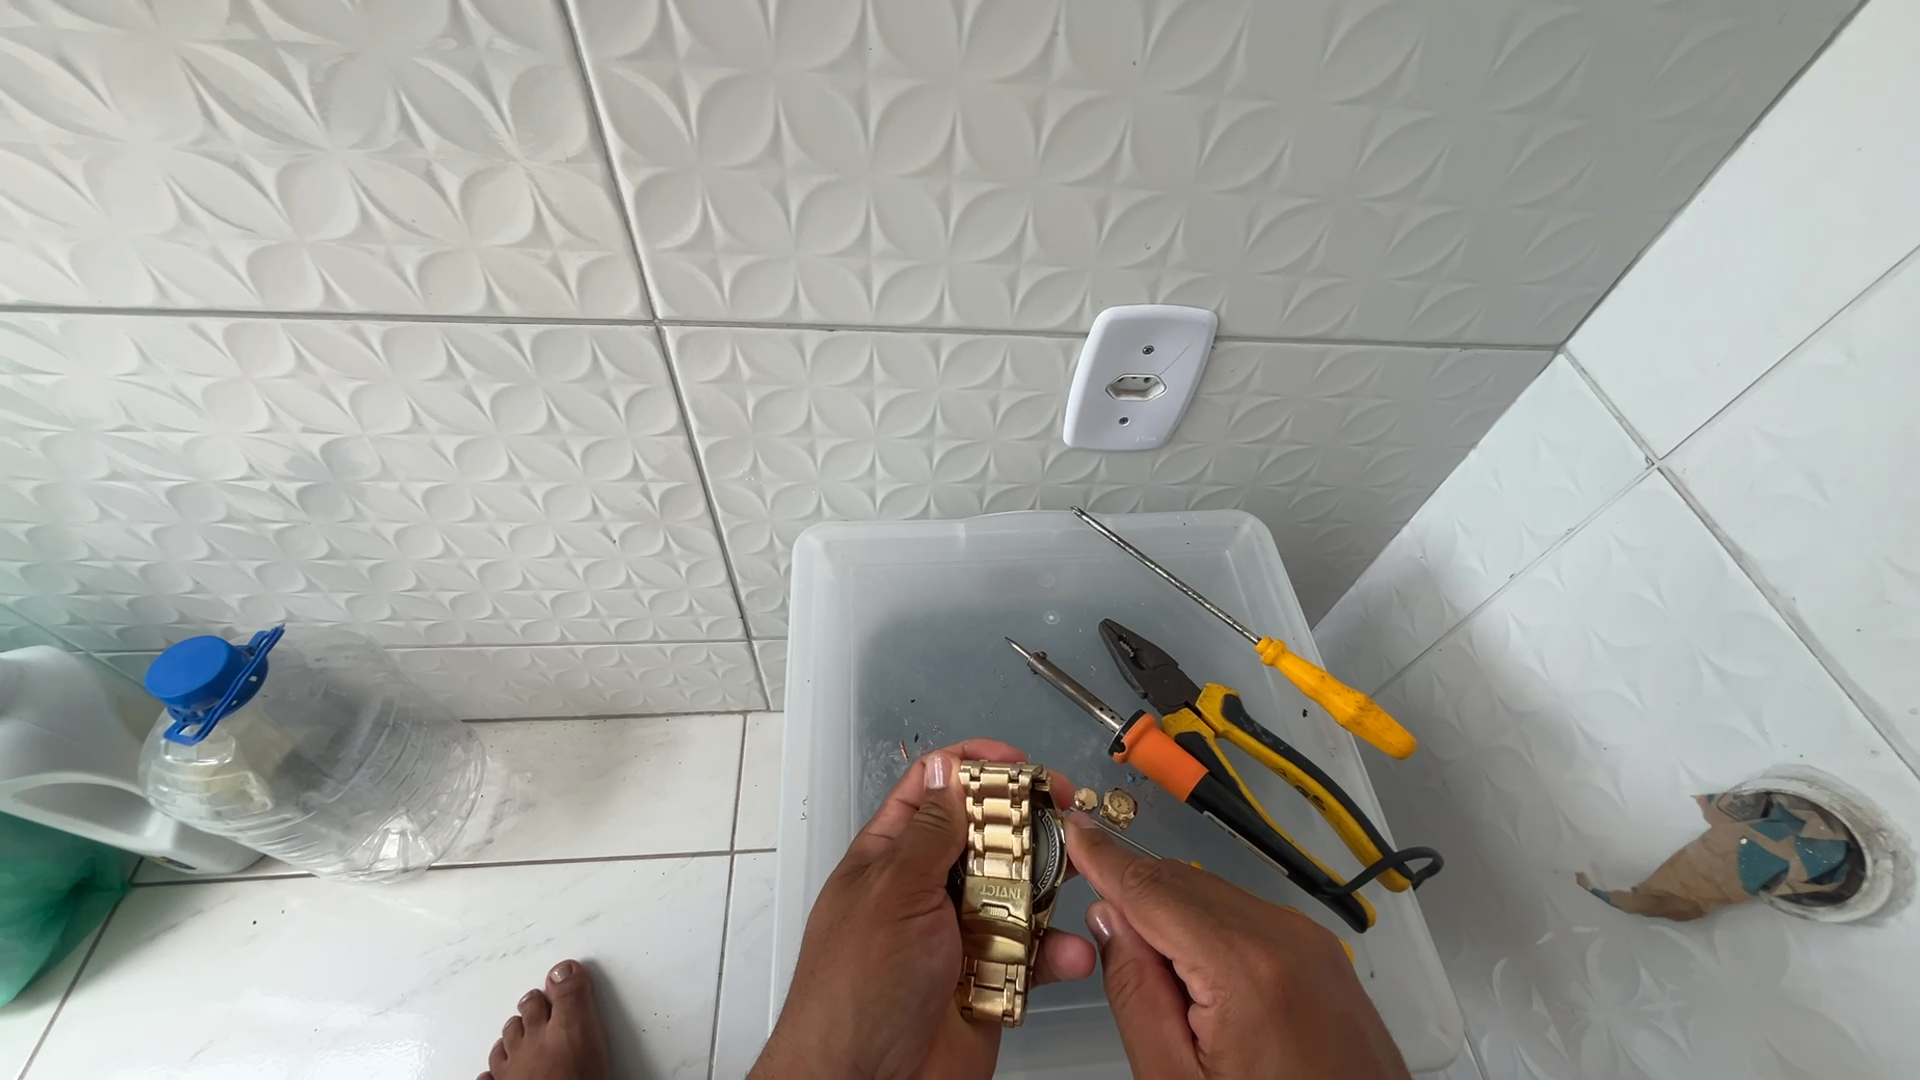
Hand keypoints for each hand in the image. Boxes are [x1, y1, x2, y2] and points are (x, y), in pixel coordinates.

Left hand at [750, 741, 1096, 1079]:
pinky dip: (1057, 951)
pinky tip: (1070, 952)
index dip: (975, 765)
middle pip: (987, 832)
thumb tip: (949, 770)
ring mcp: (963, 928)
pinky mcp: (992, 974)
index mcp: (894, 853)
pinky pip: (1034, 951)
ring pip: (1019, 888)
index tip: (1019, 762)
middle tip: (1064, 811)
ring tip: (1076, 874)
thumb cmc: (855, 987)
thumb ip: (930, 832)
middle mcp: (931, 884)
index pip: (935, 787)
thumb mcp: (894, 892)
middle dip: (1025, 820)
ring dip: (1050, 884)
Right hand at [1065, 814, 1410, 1079]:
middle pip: (1181, 884)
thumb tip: (1110, 915)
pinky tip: (1196, 976)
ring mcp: (1311, 942)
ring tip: (1154, 973)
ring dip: (1168, 912)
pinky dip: (1205, 926)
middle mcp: (1283, 935)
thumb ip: (1135, 991)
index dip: (1105, 857)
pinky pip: (1244, 916)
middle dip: (1133, 892)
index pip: (1152, 889)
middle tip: (1095, 919)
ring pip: (1211, 895)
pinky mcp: (1324, 956)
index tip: (1072, 826)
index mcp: (1245, 967)